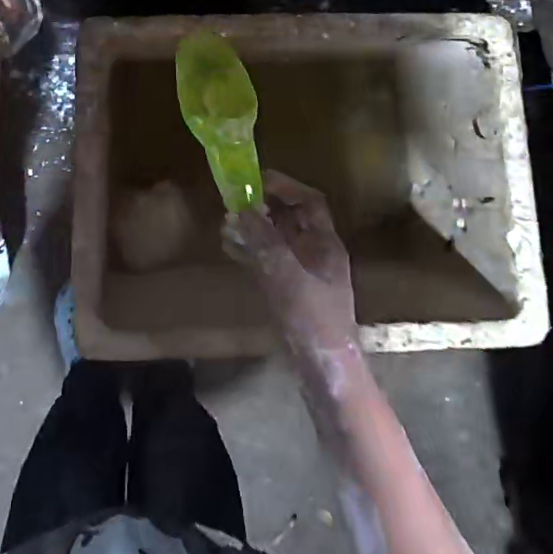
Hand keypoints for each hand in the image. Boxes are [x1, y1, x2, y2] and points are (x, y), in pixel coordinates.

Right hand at [226, 170, 358, 356]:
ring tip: (226, 223)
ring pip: (278, 240)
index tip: (256, 180)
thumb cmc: (314, 321)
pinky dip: (251, 251)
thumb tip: (244, 208)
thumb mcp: (287, 277)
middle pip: (291, 218)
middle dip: (264, 207)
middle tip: (234, 201)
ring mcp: (304, 274)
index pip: (310, 202)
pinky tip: (230, 248)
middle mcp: (316, 254)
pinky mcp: (290, 293)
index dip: (286, 187)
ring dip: (254, 228)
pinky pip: (269, 261)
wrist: (325, 374)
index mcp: (325, 245)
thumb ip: (265, 242)